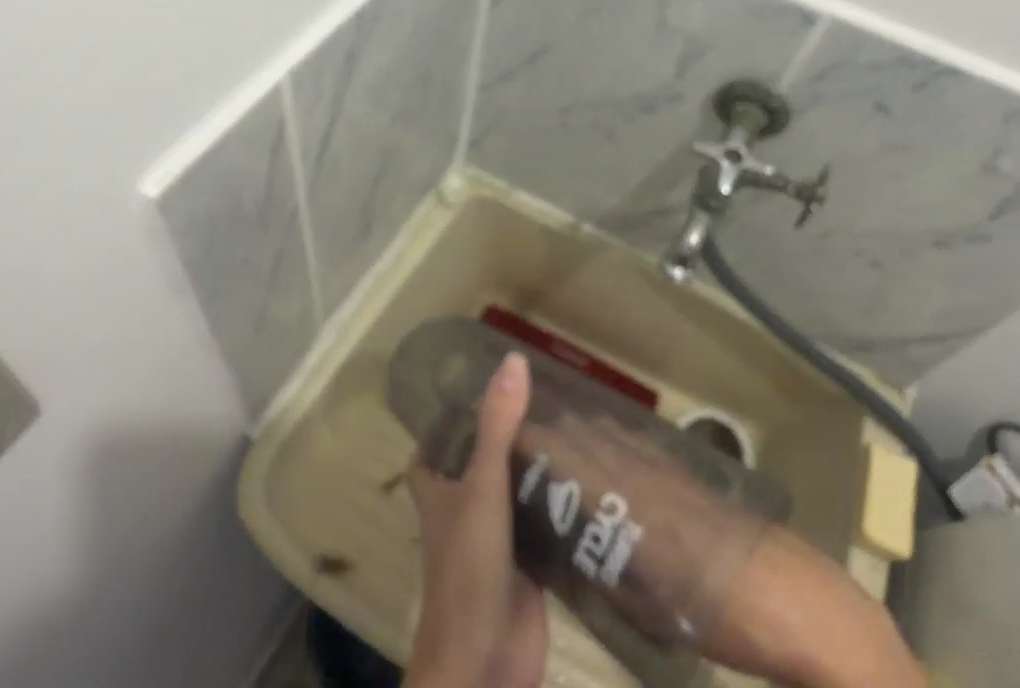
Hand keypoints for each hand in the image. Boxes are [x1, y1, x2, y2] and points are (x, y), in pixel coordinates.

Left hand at [405, 353, 546, 687]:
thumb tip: (513, 361)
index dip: (444, 427)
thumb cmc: (469, 568)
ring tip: (573, 436)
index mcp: (438, 497)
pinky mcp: (526, 572)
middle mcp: (462, 517)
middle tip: (542, 407)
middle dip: (503, 443)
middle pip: (477, 471)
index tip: (475, 394)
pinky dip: (559, 514)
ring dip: (536, 476)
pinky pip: (542, 533)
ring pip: (513, 500)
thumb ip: (496, 428)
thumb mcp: (482, 488)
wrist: (485, 658)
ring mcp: (495, 545)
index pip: (430, 454)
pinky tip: (589, 492)